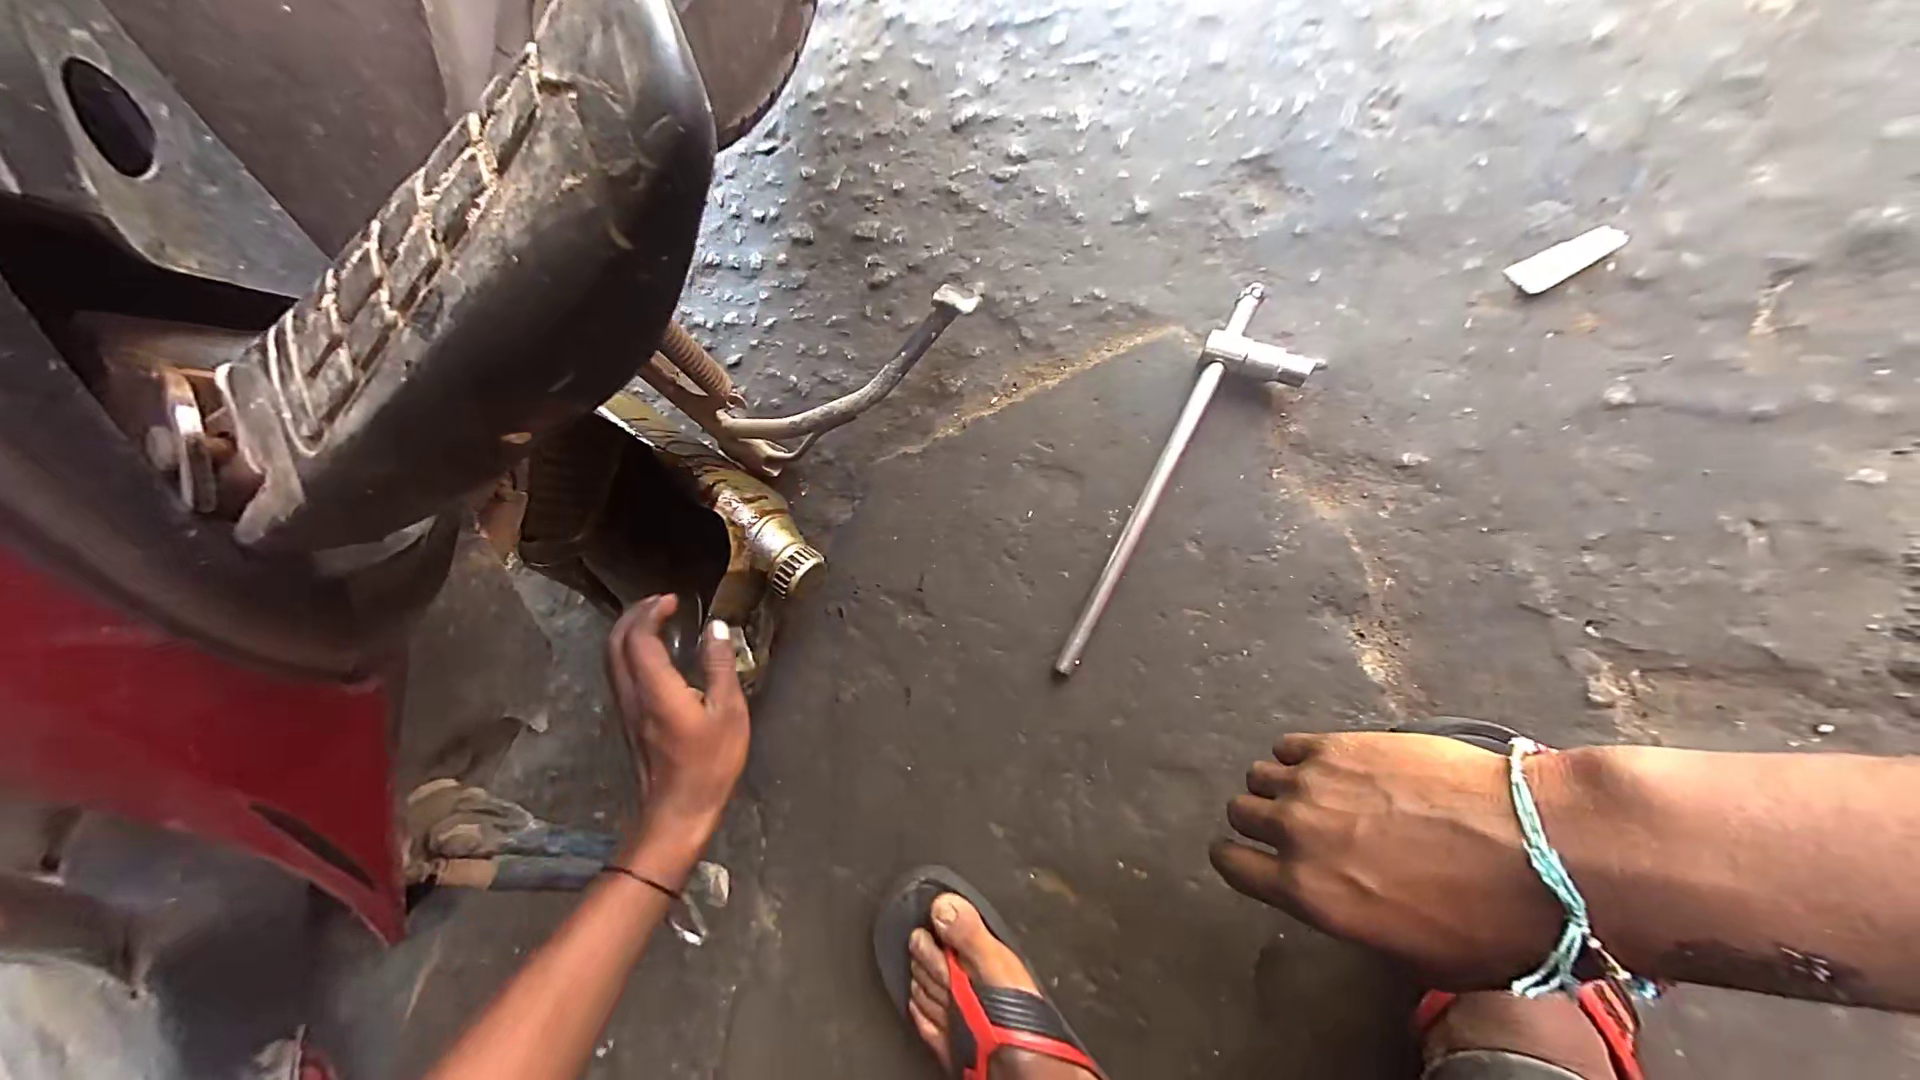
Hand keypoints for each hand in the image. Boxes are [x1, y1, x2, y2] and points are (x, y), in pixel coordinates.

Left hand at [606, 595, 749, 863]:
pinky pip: (619, 672)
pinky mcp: (629, 720)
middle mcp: (632, 694)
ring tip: (656, 619)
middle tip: (661, 602)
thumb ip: (721, 666)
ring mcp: (625, 708)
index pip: (639, 637)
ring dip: (629, 631)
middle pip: (615, 643)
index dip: (652, 611)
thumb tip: (716, 628)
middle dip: (634, 615)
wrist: (677, 812)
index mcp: (655, 689)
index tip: (674, 600)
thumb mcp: (729, 713)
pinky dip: (631, 650)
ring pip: (612, 657)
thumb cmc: (709, 764)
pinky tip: (654, 652)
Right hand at [1209, 732, 1575, 987]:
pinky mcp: (1334, 745)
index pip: (1230, 863)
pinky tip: (1330, 767)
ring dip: (1278, 786)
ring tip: (1315, 792)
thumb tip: (1335, 897)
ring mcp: (1310, 782)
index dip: (1235, 858)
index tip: (1249, 854)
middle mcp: (1293, 832)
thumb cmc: (1488, 920)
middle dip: (1259, 820)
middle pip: (1239, 812)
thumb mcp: (1412, 951)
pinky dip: (1299, 757)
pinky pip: (1288, 746)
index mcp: (1306, 892)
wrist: (1539, 847)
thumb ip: (1348, 917)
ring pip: (1259, 775)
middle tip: (1295, 825)